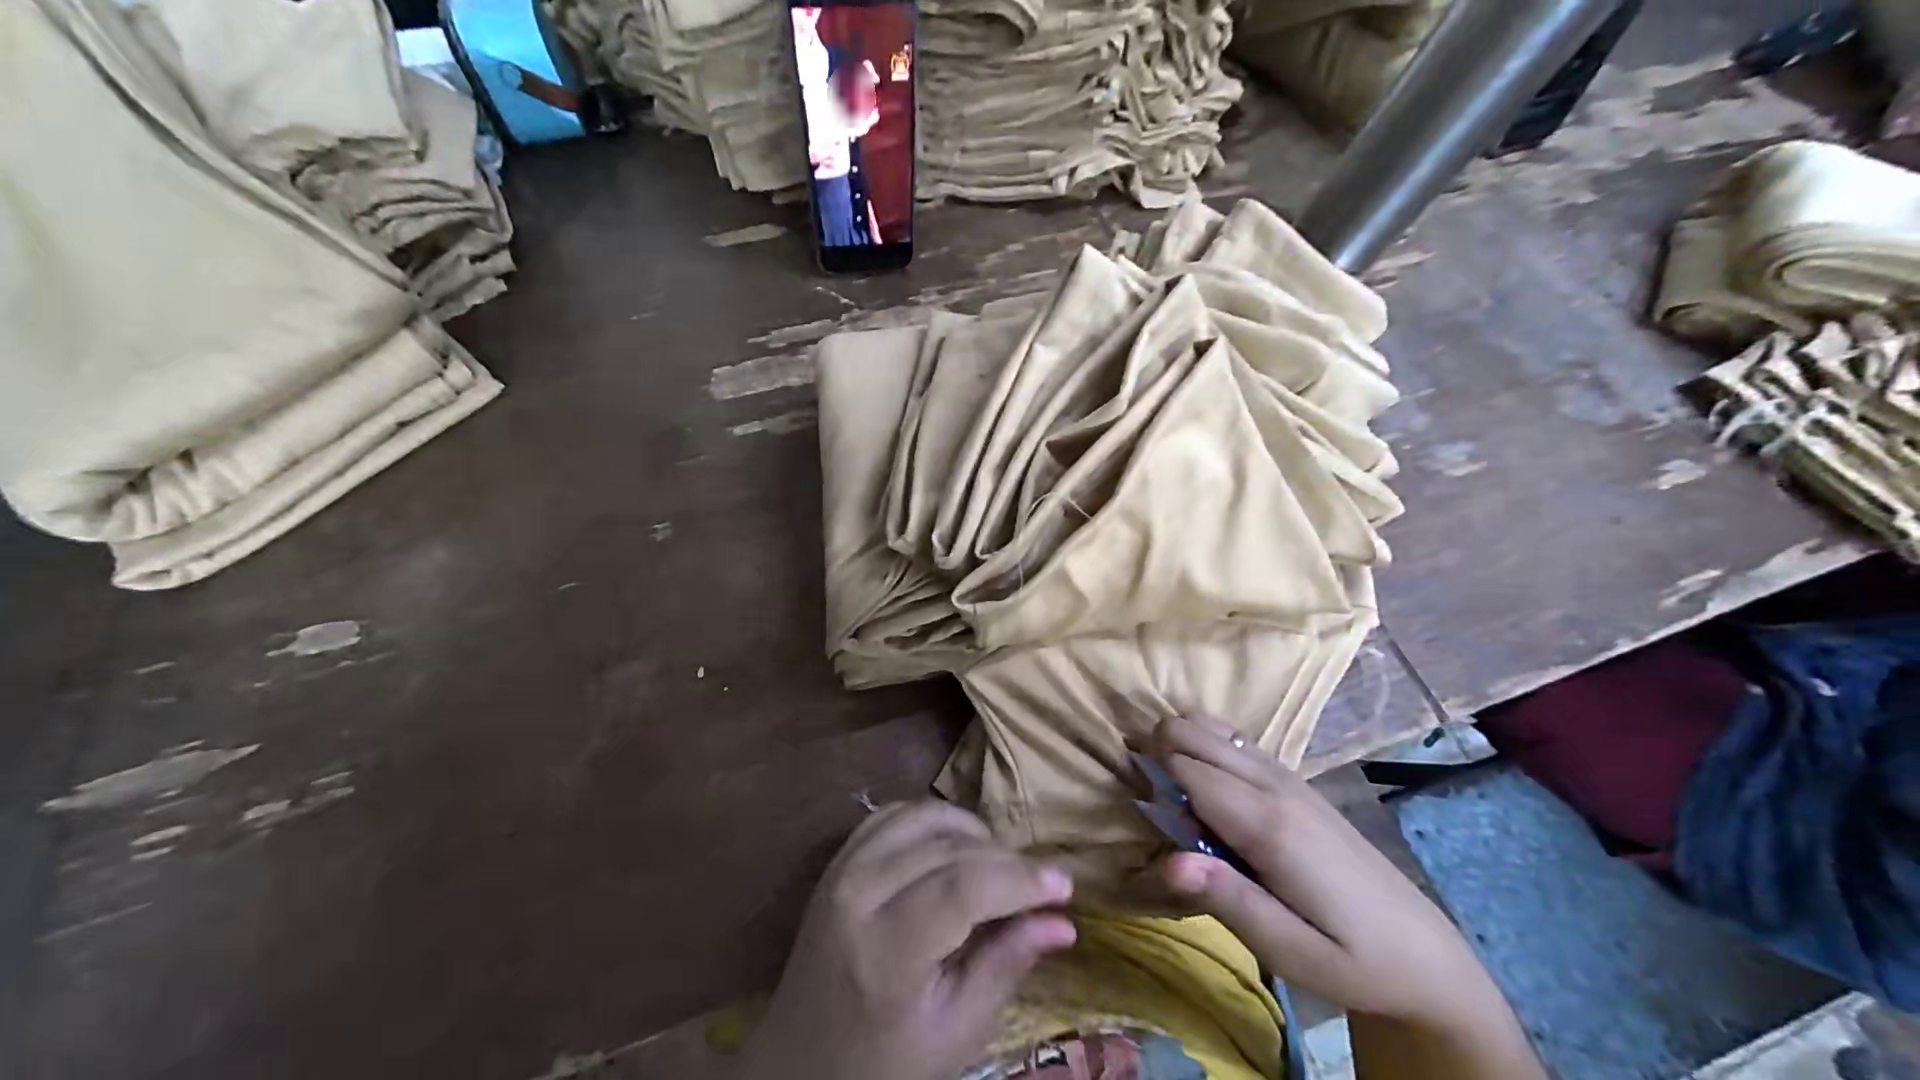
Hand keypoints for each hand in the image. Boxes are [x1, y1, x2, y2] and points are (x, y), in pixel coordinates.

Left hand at [736, 801, 1075, 1079]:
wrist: (798, 1062)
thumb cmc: (883, 1063)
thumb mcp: (954, 1032)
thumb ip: (1005, 966)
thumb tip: (1063, 922)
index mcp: (886, 950)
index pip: (965, 887)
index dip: (1021, 878)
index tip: (1065, 886)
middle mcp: (859, 893)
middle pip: (949, 847)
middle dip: (1007, 858)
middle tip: (1042, 885)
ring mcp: (842, 868)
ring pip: (923, 816)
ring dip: (972, 831)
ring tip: (1001, 866)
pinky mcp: (837, 859)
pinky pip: (894, 815)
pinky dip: (933, 820)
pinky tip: (955, 846)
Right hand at [1149, 717, 1543, 1077]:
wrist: (1424, 954)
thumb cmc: (1351, 960)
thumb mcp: (1289, 951)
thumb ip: (1227, 900)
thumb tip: (1167, 859)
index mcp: (1269, 825)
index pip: (1189, 767)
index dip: (1153, 773)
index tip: (1141, 801)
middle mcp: (1276, 786)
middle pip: (1196, 734)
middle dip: (1159, 749)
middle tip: (1154, 799)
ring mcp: (1289, 779)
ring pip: (1214, 729)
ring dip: (1181, 742)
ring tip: (1172, 789)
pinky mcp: (1296, 783)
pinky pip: (1237, 741)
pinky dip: (1206, 744)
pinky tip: (1205, 781)